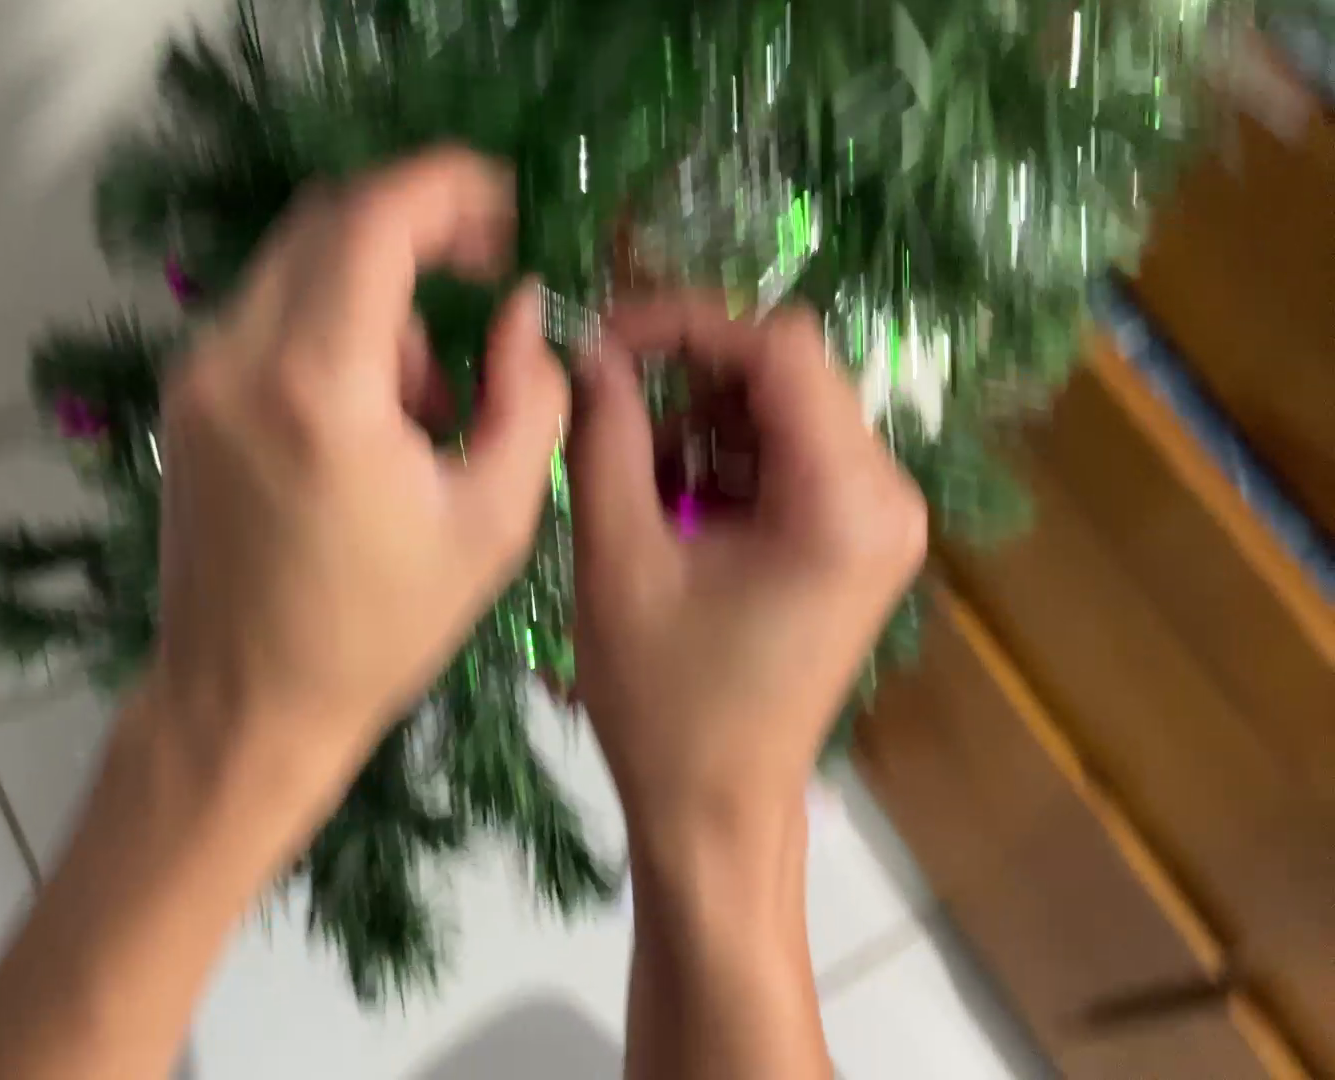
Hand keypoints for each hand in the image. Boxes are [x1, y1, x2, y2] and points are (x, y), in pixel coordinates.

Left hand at [146, 148, 568, 796]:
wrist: (244, 703)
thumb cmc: (376, 633)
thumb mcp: (491, 524)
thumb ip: (526, 396)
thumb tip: (521, 310)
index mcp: (317, 387)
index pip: (376, 215)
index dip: (452, 189)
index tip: (507, 218)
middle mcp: (236, 358)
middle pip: (331, 222)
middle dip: (420, 234)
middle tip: (484, 287)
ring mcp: (197, 377)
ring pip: (299, 268)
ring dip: (377, 298)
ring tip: (424, 402)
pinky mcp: (186, 403)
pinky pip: (269, 319)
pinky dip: (331, 332)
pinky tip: (365, 417)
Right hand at [567, 294, 925, 854]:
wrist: (710, 804)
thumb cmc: (660, 698)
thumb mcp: (616, 560)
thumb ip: (602, 441)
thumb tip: (588, 351)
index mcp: (845, 501)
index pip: (779, 349)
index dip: (683, 323)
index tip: (600, 337)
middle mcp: (881, 496)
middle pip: (781, 376)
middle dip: (681, 374)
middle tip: (596, 399)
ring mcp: (867, 519)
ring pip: (772, 413)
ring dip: (688, 421)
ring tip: (622, 474)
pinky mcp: (840, 540)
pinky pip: (773, 459)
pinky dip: (707, 459)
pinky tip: (659, 505)